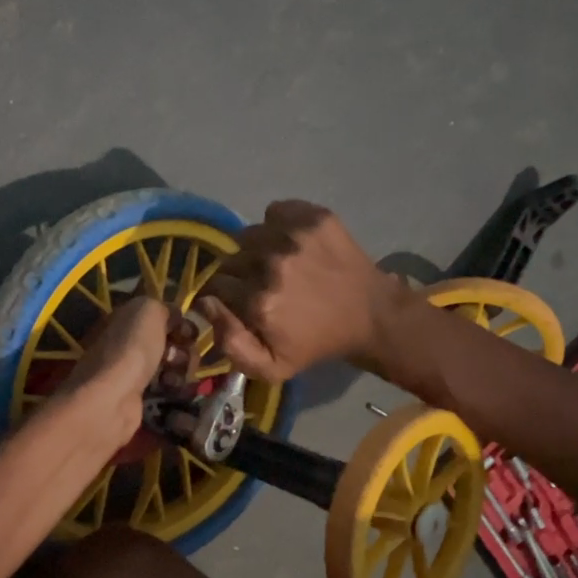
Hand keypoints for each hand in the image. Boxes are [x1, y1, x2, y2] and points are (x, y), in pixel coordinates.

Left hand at [53, 296, 194, 449]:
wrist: (112, 396)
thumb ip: (165, 308)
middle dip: (183, 348)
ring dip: (181, 368)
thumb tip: (176, 319)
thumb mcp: (150, 311)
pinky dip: (173, 387)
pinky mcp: (140, 395)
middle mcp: (128, 341)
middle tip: (176, 357)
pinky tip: (168, 389)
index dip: (179, 322)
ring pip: (172, 364)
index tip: (187, 333)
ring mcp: (132, 369)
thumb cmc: (132, 347)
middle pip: (170, 340)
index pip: (161, 315)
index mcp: (127, 317)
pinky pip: (167, 386)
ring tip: (172, 377)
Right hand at [199, 200, 413, 380]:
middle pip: (230, 258)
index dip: (223, 293)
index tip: (238, 299)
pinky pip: (276, 211)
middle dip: (239, 272)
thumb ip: (230, 343)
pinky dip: (277, 223)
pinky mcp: (314, 217)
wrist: (372, 315)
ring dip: (255, 247)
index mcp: (259, 302)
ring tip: (276, 262)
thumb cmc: (316, 344)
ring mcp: (295, 237)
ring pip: (250, 234)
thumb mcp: (271, 367)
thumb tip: (205, 305)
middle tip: (260, 283)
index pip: (215, 286)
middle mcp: (272, 264)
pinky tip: (292, 243)